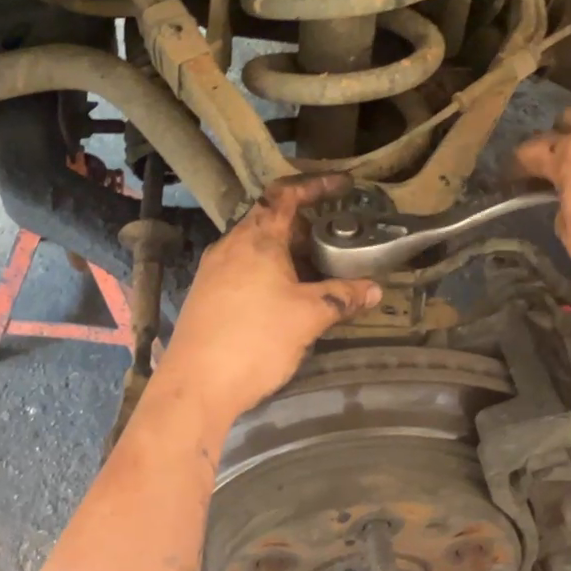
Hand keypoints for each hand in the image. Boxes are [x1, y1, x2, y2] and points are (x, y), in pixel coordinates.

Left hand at [152, 174, 381, 423]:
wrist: (196, 385)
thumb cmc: (254, 339)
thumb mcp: (308, 316)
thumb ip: (342, 297)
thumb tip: (374, 289)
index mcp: (256, 238)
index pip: (284, 194)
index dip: (314, 186)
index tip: (341, 185)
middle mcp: (230, 246)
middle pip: (270, 221)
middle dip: (305, 226)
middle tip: (335, 238)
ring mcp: (214, 271)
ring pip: (256, 249)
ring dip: (287, 253)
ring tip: (317, 270)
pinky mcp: (207, 297)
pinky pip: (244, 270)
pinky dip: (270, 272)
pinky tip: (286, 297)